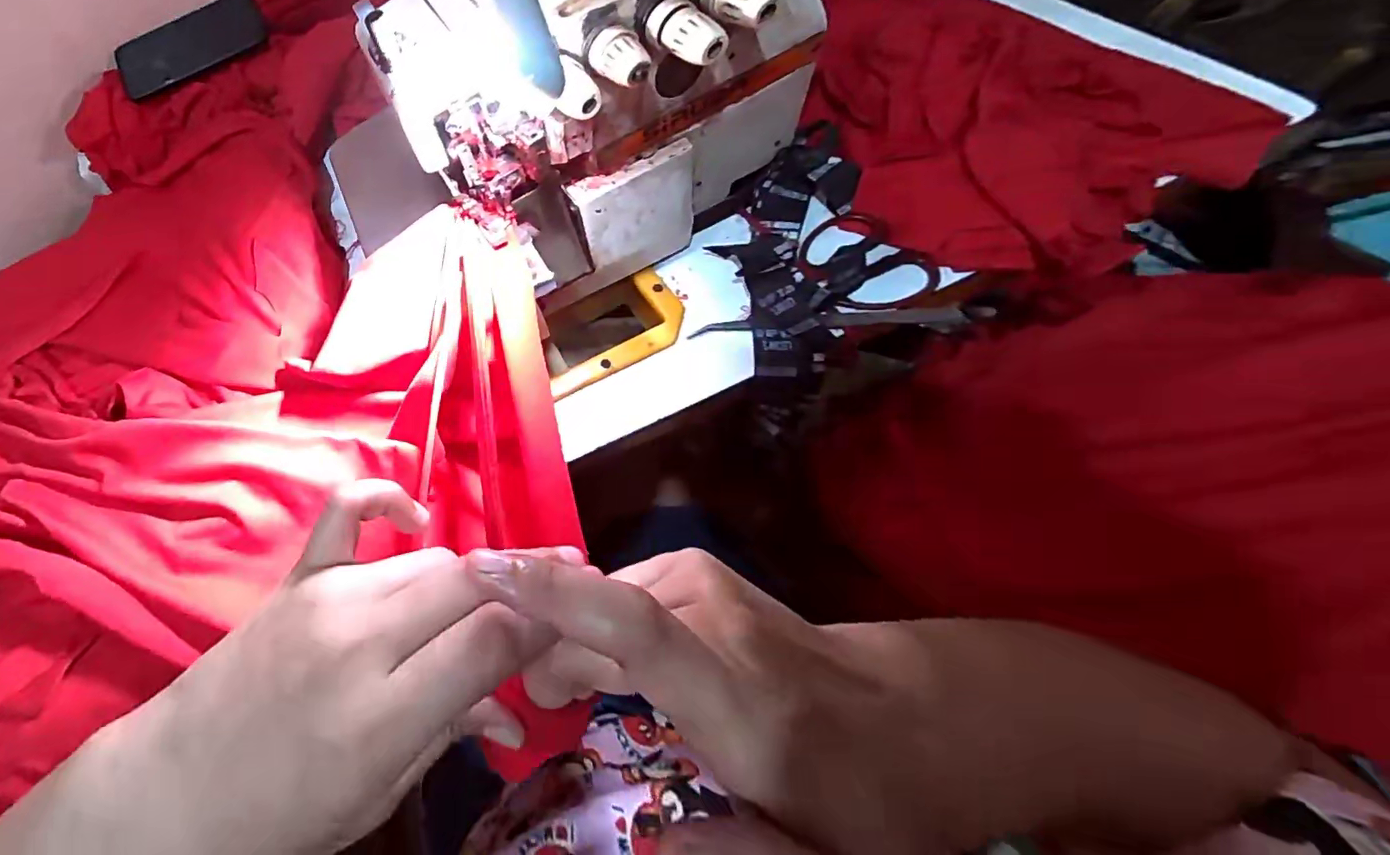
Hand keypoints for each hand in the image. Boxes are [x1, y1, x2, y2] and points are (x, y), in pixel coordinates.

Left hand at [107, 480, 572, 854]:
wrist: (176, 788)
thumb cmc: (282, 814)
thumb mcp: (377, 793)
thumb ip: (450, 732)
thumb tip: (514, 710)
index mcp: (383, 711)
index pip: (491, 639)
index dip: (544, 624)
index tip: (572, 620)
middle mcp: (360, 638)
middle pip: (469, 585)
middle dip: (524, 586)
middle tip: (557, 592)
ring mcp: (326, 596)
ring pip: (430, 558)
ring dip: (471, 574)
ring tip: (493, 592)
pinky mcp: (298, 575)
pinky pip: (347, 511)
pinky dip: (387, 500)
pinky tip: (414, 519)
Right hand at [468, 547, 929, 854]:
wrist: (906, 715)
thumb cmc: (858, 796)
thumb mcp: (800, 851)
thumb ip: (720, 848)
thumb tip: (623, 831)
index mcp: (738, 692)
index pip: (633, 627)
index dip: (552, 597)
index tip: (483, 574)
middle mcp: (712, 613)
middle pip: (592, 621)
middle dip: (545, 659)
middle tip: (541, 716)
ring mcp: (700, 576)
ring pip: (598, 608)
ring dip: (572, 649)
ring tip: (575, 696)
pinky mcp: (690, 564)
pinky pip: (617, 598)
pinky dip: (596, 630)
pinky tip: (610, 667)